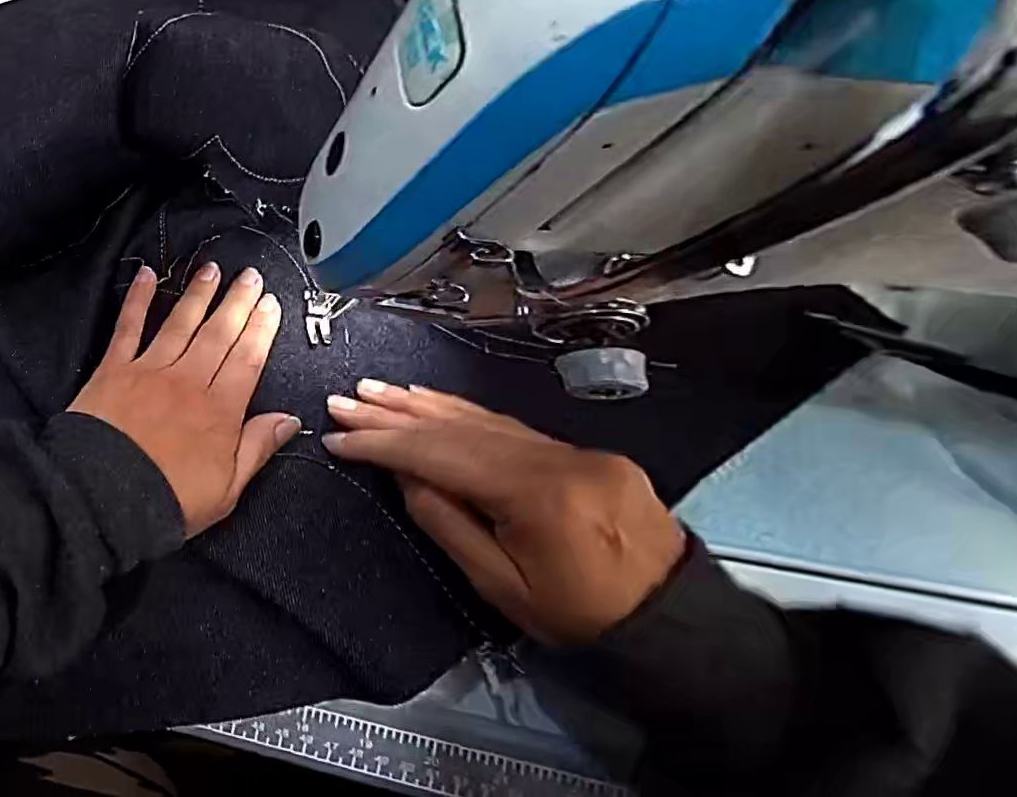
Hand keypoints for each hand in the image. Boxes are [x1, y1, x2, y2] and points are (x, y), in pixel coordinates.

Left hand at [70, 262, 296, 535]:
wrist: (101, 500)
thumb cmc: (166, 500)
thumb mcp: (226, 489)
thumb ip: (257, 448)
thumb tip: (289, 420)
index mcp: (219, 410)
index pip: (248, 358)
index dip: (262, 328)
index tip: (270, 304)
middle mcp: (188, 380)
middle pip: (219, 333)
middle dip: (238, 302)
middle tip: (250, 276)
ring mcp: (150, 370)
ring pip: (181, 322)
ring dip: (199, 293)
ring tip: (213, 269)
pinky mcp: (114, 369)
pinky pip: (129, 326)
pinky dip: (138, 299)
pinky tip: (147, 275)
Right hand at [323, 381, 683, 644]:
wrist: (675, 625)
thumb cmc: (583, 619)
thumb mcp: (501, 587)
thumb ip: (444, 521)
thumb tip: (402, 472)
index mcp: (537, 495)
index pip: (440, 455)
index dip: (383, 443)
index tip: (341, 437)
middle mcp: (554, 458)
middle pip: (456, 427)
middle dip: (394, 414)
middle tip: (346, 401)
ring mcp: (570, 449)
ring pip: (480, 418)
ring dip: (421, 405)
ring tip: (376, 392)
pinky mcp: (578, 450)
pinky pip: (506, 424)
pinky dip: (461, 411)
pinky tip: (430, 400)